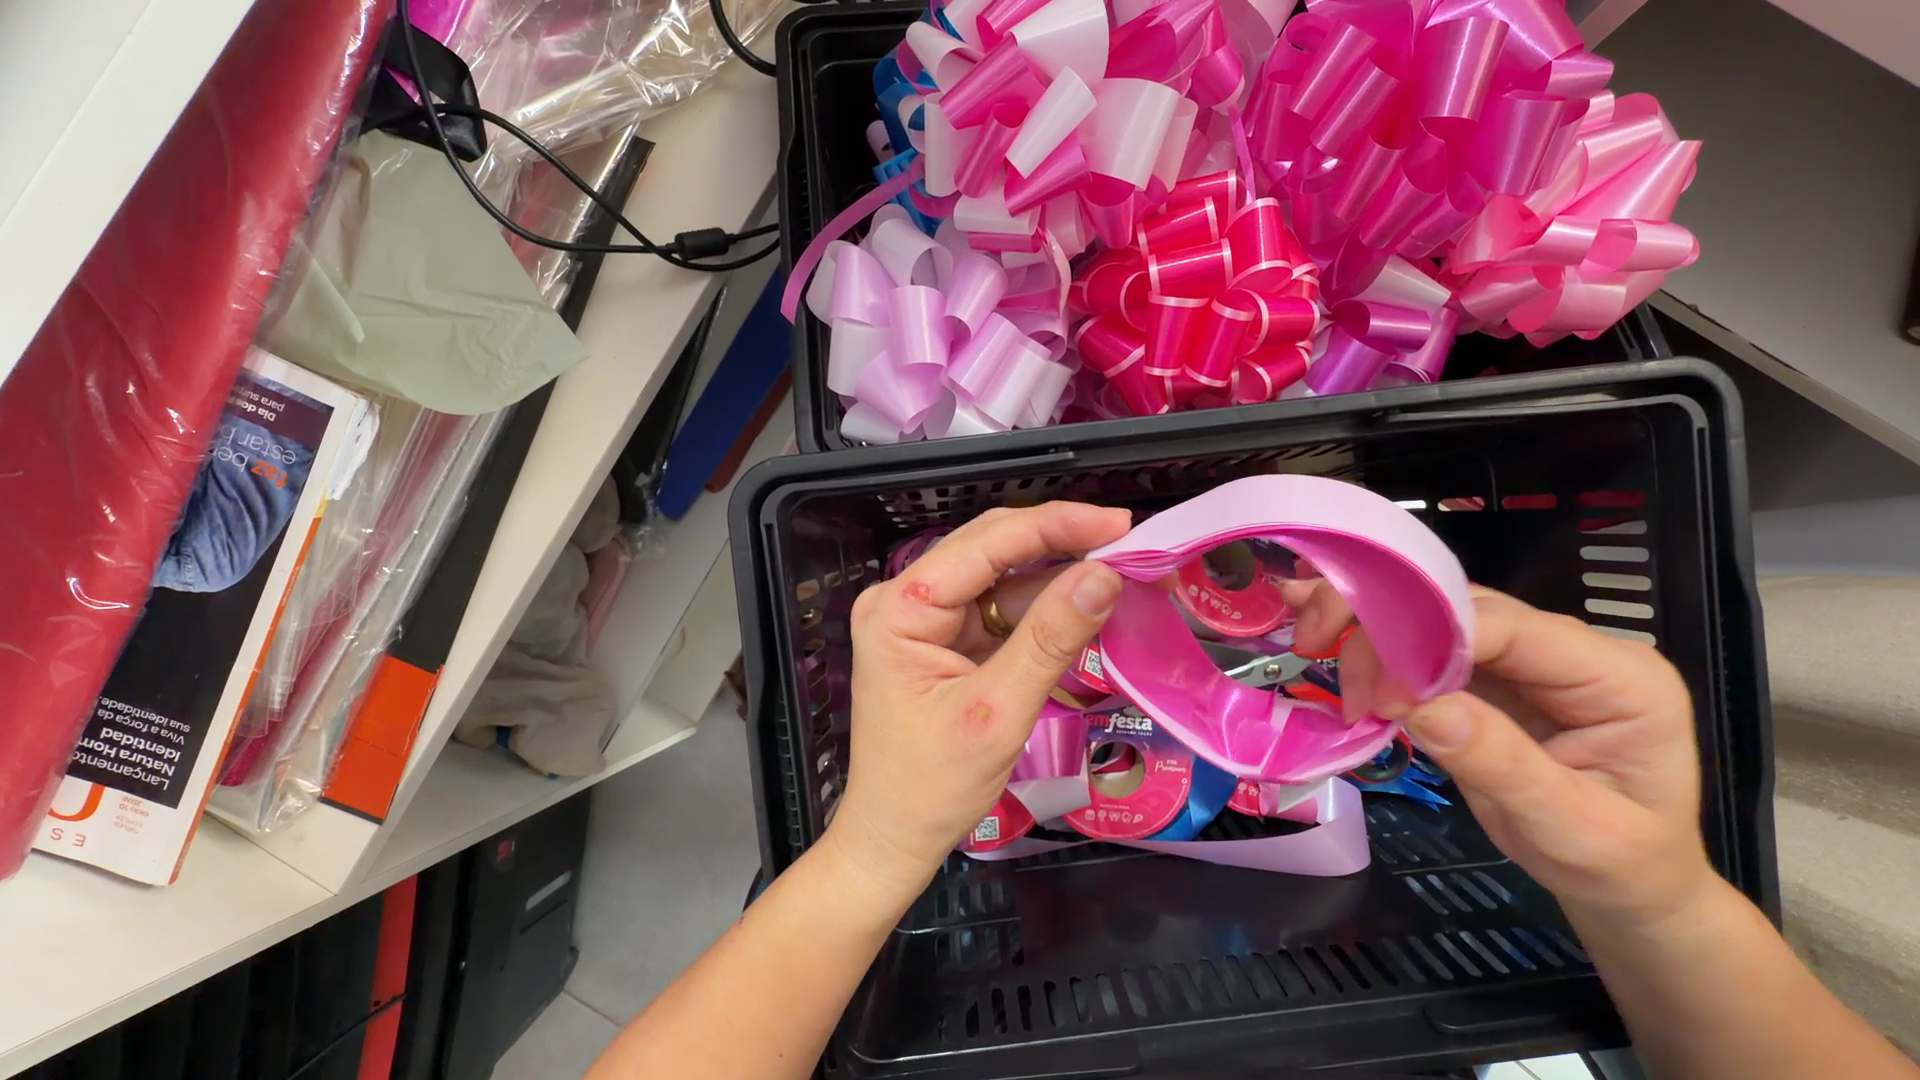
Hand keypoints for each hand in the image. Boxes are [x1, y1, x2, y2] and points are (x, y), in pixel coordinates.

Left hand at [828, 503, 1129, 895]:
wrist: (896, 836)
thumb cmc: (933, 786)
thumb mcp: (998, 712)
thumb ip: (1051, 639)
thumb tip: (1105, 575)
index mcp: (900, 608)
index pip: (985, 545)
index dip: (1056, 526)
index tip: (1119, 523)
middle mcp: (905, 599)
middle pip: (993, 550)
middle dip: (1061, 544)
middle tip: (1129, 543)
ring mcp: (924, 618)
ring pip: (1002, 577)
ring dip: (1059, 575)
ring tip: (1121, 572)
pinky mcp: (945, 638)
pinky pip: (1001, 608)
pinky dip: (1044, 608)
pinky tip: (1086, 602)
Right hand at [1284, 580, 1715, 924]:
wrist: (1625, 884)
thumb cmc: (1612, 862)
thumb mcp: (1569, 829)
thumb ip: (1500, 763)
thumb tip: (1419, 706)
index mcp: (1616, 677)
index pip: (1508, 629)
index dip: (1428, 641)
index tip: (1374, 693)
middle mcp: (1570, 649)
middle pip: (1461, 605)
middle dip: (1383, 621)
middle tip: (1315, 648)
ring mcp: (1526, 655)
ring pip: (1433, 612)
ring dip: (1366, 622)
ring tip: (1309, 635)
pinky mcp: (1487, 670)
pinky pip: (1422, 641)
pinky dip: (1371, 636)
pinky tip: (1325, 623)